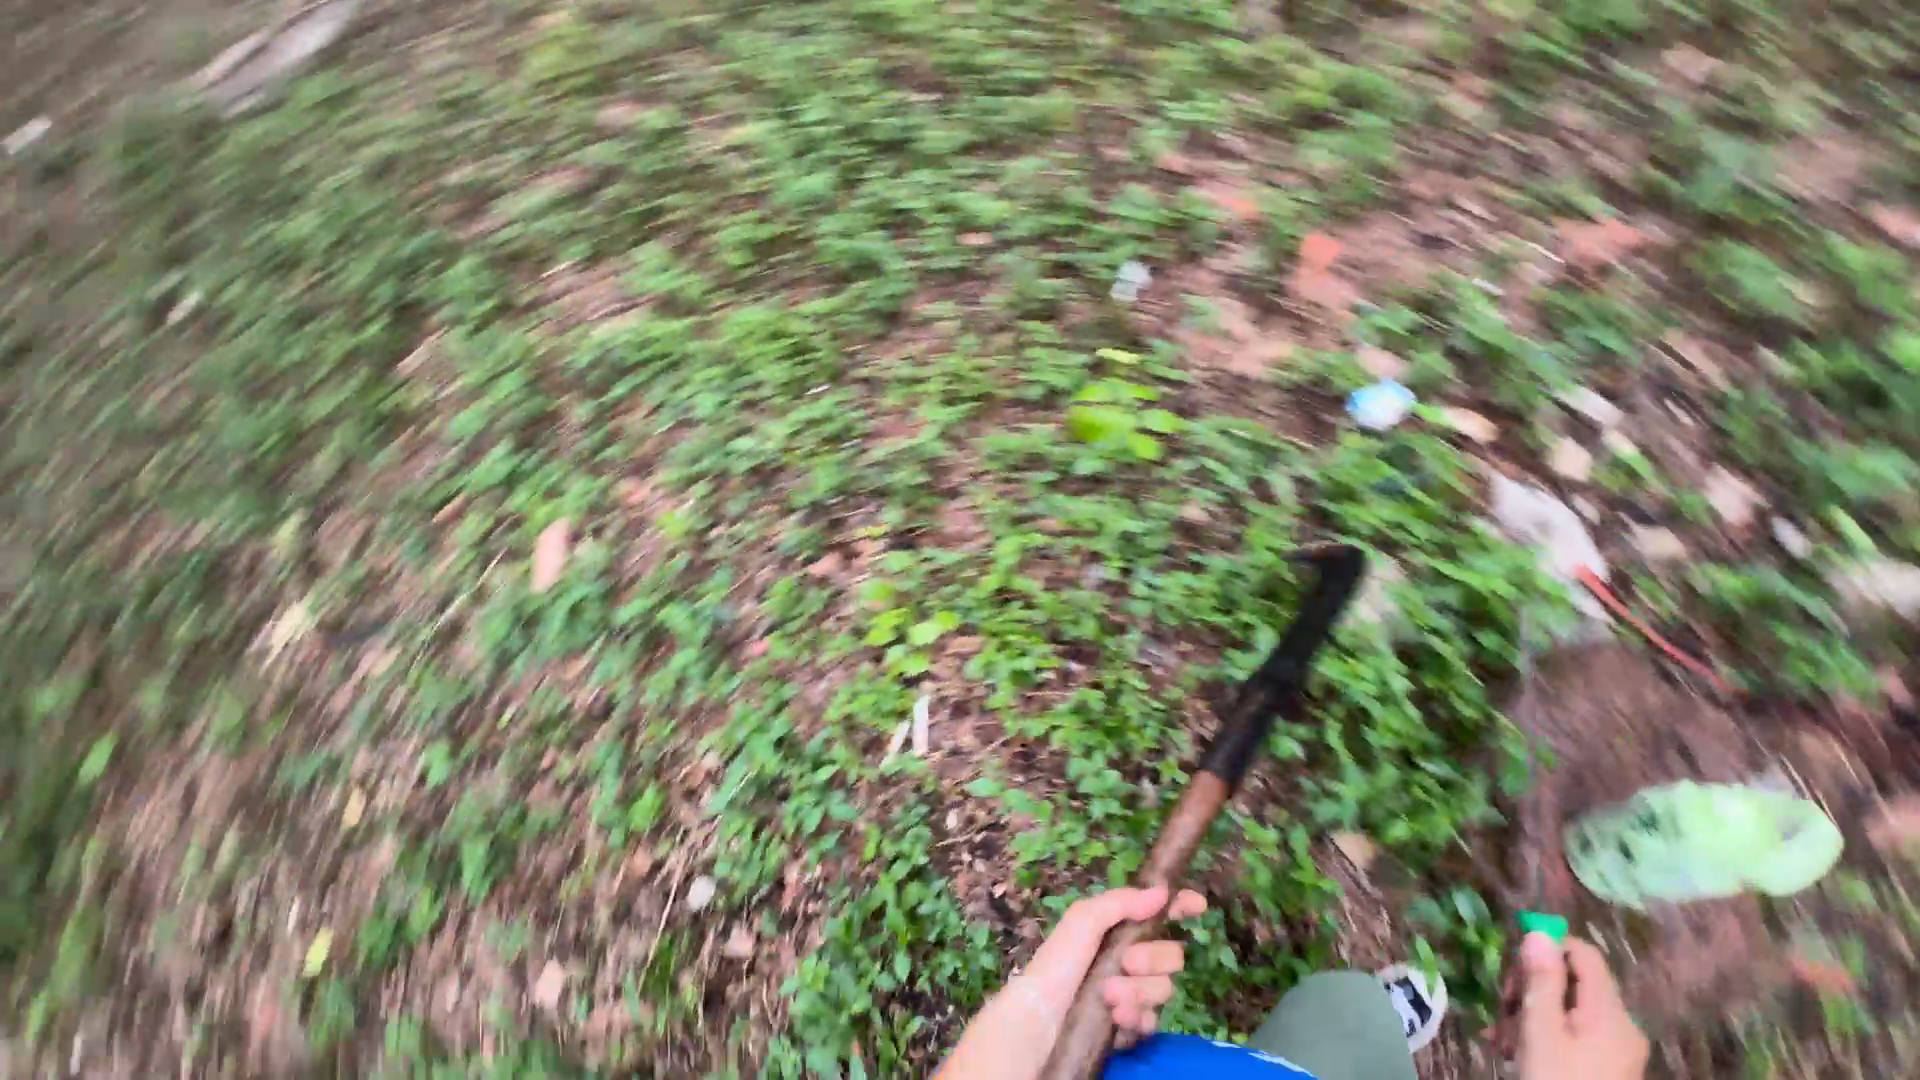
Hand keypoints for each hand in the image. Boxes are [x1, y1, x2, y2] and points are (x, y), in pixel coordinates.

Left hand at [933, 885, 1207, 1079]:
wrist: (1040, 1024)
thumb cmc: (1058, 966)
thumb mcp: (1083, 921)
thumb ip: (1121, 902)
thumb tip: (1162, 890)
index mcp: (1115, 929)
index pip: (1156, 913)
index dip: (1179, 906)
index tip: (1198, 904)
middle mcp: (1127, 959)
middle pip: (1170, 954)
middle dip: (1152, 959)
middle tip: (1126, 963)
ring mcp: (1130, 994)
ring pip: (1164, 989)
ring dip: (1139, 991)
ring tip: (1108, 996)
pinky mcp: (1128, 1028)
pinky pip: (1153, 1021)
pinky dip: (1137, 1019)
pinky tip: (1117, 1020)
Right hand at [1517, 933, 1648, 1079]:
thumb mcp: (1540, 1031)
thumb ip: (1541, 980)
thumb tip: (1538, 933)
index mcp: (1609, 1013)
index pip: (1582, 953)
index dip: (1546, 948)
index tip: (1513, 967)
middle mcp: (1620, 1025)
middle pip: (1571, 979)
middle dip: (1530, 985)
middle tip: (1503, 1005)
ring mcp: (1615, 1047)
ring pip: (1565, 1006)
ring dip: (1528, 1010)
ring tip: (1503, 1034)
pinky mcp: (1605, 1064)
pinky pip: (1570, 1030)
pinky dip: (1541, 1030)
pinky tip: (1513, 1047)